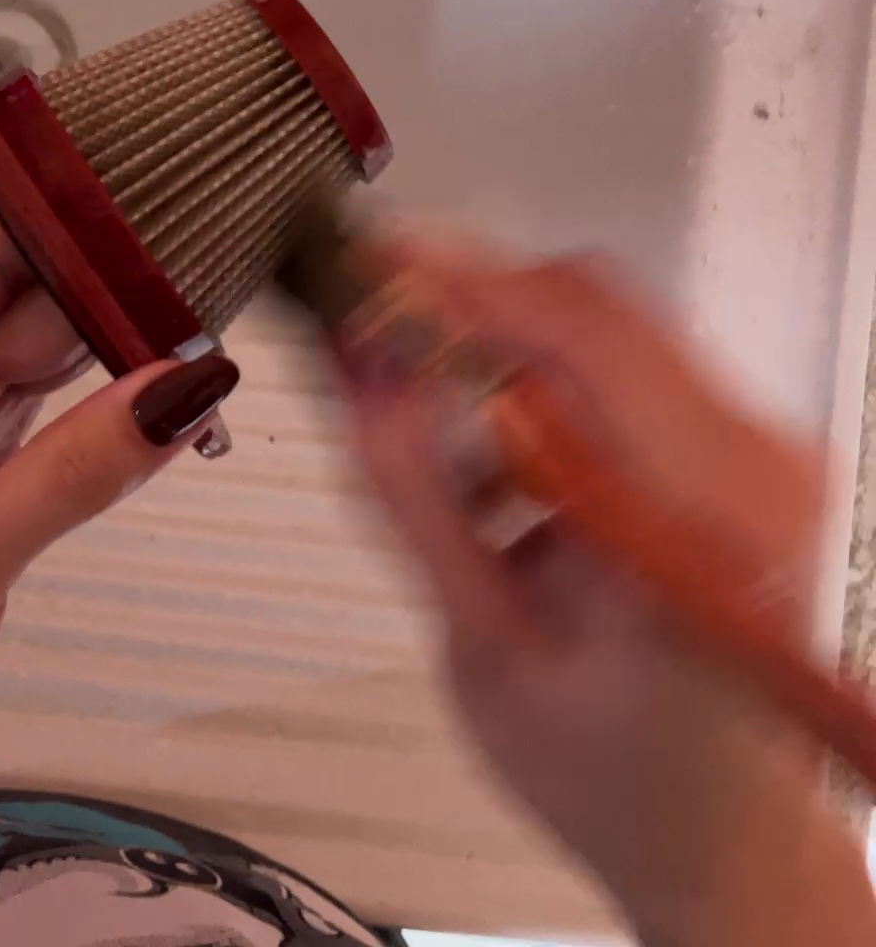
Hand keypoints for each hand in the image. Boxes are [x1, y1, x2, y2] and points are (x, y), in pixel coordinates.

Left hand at [0, 216, 239, 823]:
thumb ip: (73, 470)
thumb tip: (186, 386)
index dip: (66, 232)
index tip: (164, 216)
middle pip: (16, 312)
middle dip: (108, 299)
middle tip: (220, 282)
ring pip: (33, 370)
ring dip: (109, 360)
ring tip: (210, 336)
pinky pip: (36, 430)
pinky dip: (92, 424)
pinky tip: (157, 411)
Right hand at [341, 244, 871, 942]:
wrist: (709, 834)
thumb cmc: (611, 767)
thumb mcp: (483, 638)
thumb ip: (417, 501)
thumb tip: (362, 385)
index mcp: (702, 521)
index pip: (577, 338)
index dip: (458, 285)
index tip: (366, 263)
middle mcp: (744, 466)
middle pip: (587, 309)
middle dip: (455, 295)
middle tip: (354, 309)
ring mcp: (730, 457)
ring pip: (585, 333)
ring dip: (469, 339)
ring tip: (383, 380)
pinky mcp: (692, 463)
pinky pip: (589, 378)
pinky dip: (496, 380)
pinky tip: (451, 440)